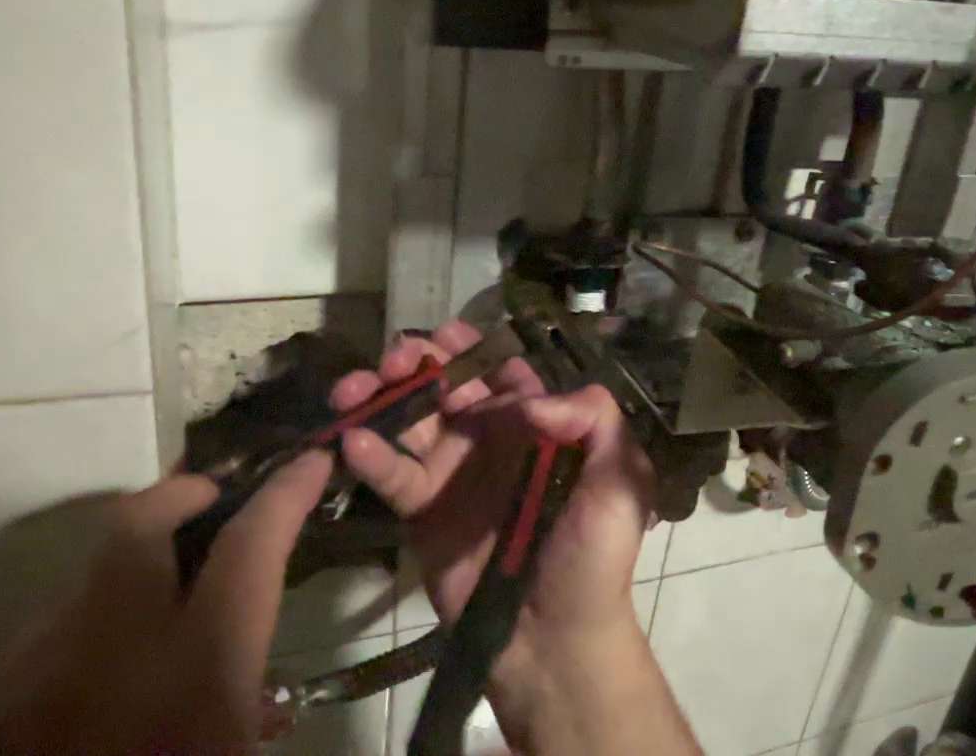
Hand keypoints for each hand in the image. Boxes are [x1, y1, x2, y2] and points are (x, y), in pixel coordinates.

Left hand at [0, 450, 333, 755]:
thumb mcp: (229, 752)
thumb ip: (250, 716)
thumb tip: (268, 701)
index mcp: (196, 668)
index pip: (249, 548)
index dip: (285, 494)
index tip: (309, 461)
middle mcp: (113, 650)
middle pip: (138, 524)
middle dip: (178, 495)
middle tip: (211, 501)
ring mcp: (40, 670)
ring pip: (84, 573)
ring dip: (128, 563)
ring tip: (159, 590)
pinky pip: (47, 631)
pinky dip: (84, 624)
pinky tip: (101, 663)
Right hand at [328, 321, 656, 646]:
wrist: (555, 637)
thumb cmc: (595, 556)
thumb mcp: (622, 480)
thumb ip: (595, 418)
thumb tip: (527, 394)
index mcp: (532, 423)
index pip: (498, 368)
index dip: (471, 347)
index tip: (447, 337)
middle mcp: (487, 437)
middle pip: (444, 384)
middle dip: (416, 361)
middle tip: (397, 357)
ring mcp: (450, 471)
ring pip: (408, 418)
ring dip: (379, 396)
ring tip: (355, 389)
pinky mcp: (421, 509)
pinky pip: (392, 474)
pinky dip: (370, 456)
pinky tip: (353, 444)